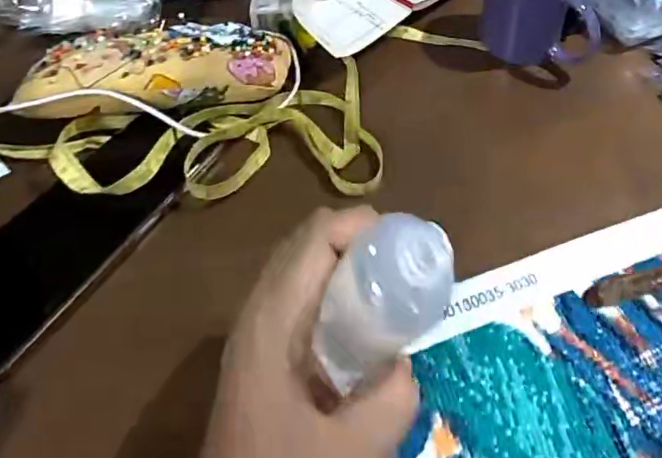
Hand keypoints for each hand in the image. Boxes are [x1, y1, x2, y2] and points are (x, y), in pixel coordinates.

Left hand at [203, 207, 419, 457]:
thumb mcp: (345, 452)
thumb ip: (389, 404)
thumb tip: (406, 366)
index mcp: (273, 315)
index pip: (318, 235)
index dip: (362, 227)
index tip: (404, 248)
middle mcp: (259, 305)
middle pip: (310, 239)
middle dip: (358, 240)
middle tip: (401, 267)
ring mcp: (255, 323)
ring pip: (304, 262)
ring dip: (345, 261)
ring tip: (386, 288)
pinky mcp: (259, 343)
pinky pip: (299, 289)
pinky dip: (332, 285)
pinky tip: (357, 323)